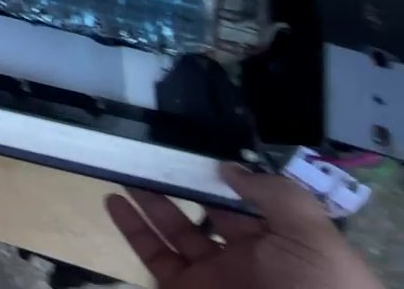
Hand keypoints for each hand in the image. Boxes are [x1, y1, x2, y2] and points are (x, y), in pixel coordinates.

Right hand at [106, 164, 381, 288]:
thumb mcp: (315, 243)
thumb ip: (279, 199)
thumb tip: (230, 167)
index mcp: (291, 253)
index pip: (257, 208)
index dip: (231, 181)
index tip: (199, 153)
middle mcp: (253, 264)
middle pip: (211, 215)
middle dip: (185, 186)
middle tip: (154, 155)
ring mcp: (214, 277)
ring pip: (175, 230)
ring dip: (149, 200)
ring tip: (125, 169)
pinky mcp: (181, 287)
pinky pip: (151, 252)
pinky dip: (129, 227)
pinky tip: (113, 200)